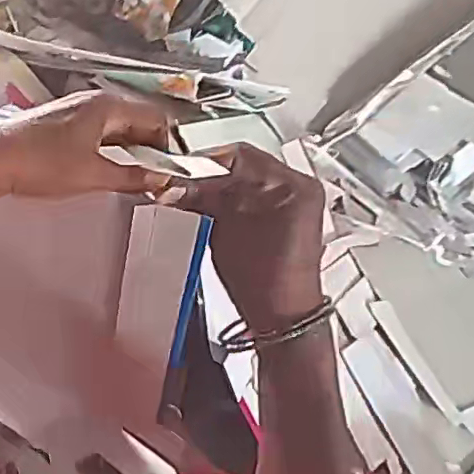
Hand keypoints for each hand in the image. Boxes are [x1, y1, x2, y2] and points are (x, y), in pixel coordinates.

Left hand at [0, 88, 175, 201]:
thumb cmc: (41, 163)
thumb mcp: (92, 174)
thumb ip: (131, 177)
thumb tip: (162, 180)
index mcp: (107, 106)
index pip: (155, 118)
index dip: (169, 145)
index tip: (174, 171)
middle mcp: (93, 102)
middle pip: (136, 122)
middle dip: (151, 149)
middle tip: (160, 180)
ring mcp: (74, 113)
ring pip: (116, 130)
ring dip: (130, 152)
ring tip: (138, 180)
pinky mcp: (60, 128)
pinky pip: (97, 136)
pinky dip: (110, 152)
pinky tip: (108, 172)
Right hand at [168, 144, 325, 331]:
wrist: (280, 317)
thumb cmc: (265, 285)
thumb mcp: (225, 235)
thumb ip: (203, 201)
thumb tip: (176, 184)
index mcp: (293, 186)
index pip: (239, 156)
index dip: (202, 162)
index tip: (176, 171)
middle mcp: (297, 189)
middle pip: (240, 165)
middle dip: (205, 175)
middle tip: (176, 184)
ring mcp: (291, 203)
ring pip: (241, 180)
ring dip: (212, 187)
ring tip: (186, 196)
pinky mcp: (280, 218)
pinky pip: (247, 197)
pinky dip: (224, 200)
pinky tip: (204, 208)